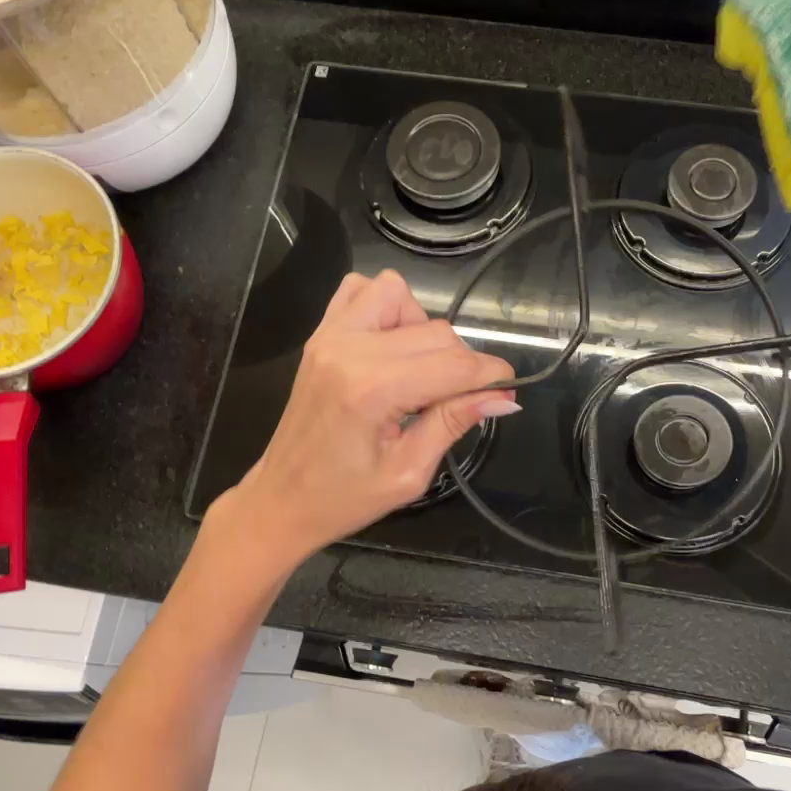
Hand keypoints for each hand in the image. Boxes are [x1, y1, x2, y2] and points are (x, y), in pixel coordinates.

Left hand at [210, 270, 518, 565]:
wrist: (282, 499)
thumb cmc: (344, 499)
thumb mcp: (408, 473)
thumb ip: (452, 424)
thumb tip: (503, 397)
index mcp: (371, 390)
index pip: (453, 365)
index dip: (490, 375)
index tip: (508, 389)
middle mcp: (349, 350)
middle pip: (435, 331)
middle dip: (462, 363)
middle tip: (459, 400)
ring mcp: (329, 336)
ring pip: (399, 296)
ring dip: (422, 328)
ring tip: (419, 371)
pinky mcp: (319, 335)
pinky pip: (359, 291)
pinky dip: (386, 309)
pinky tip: (391, 347)